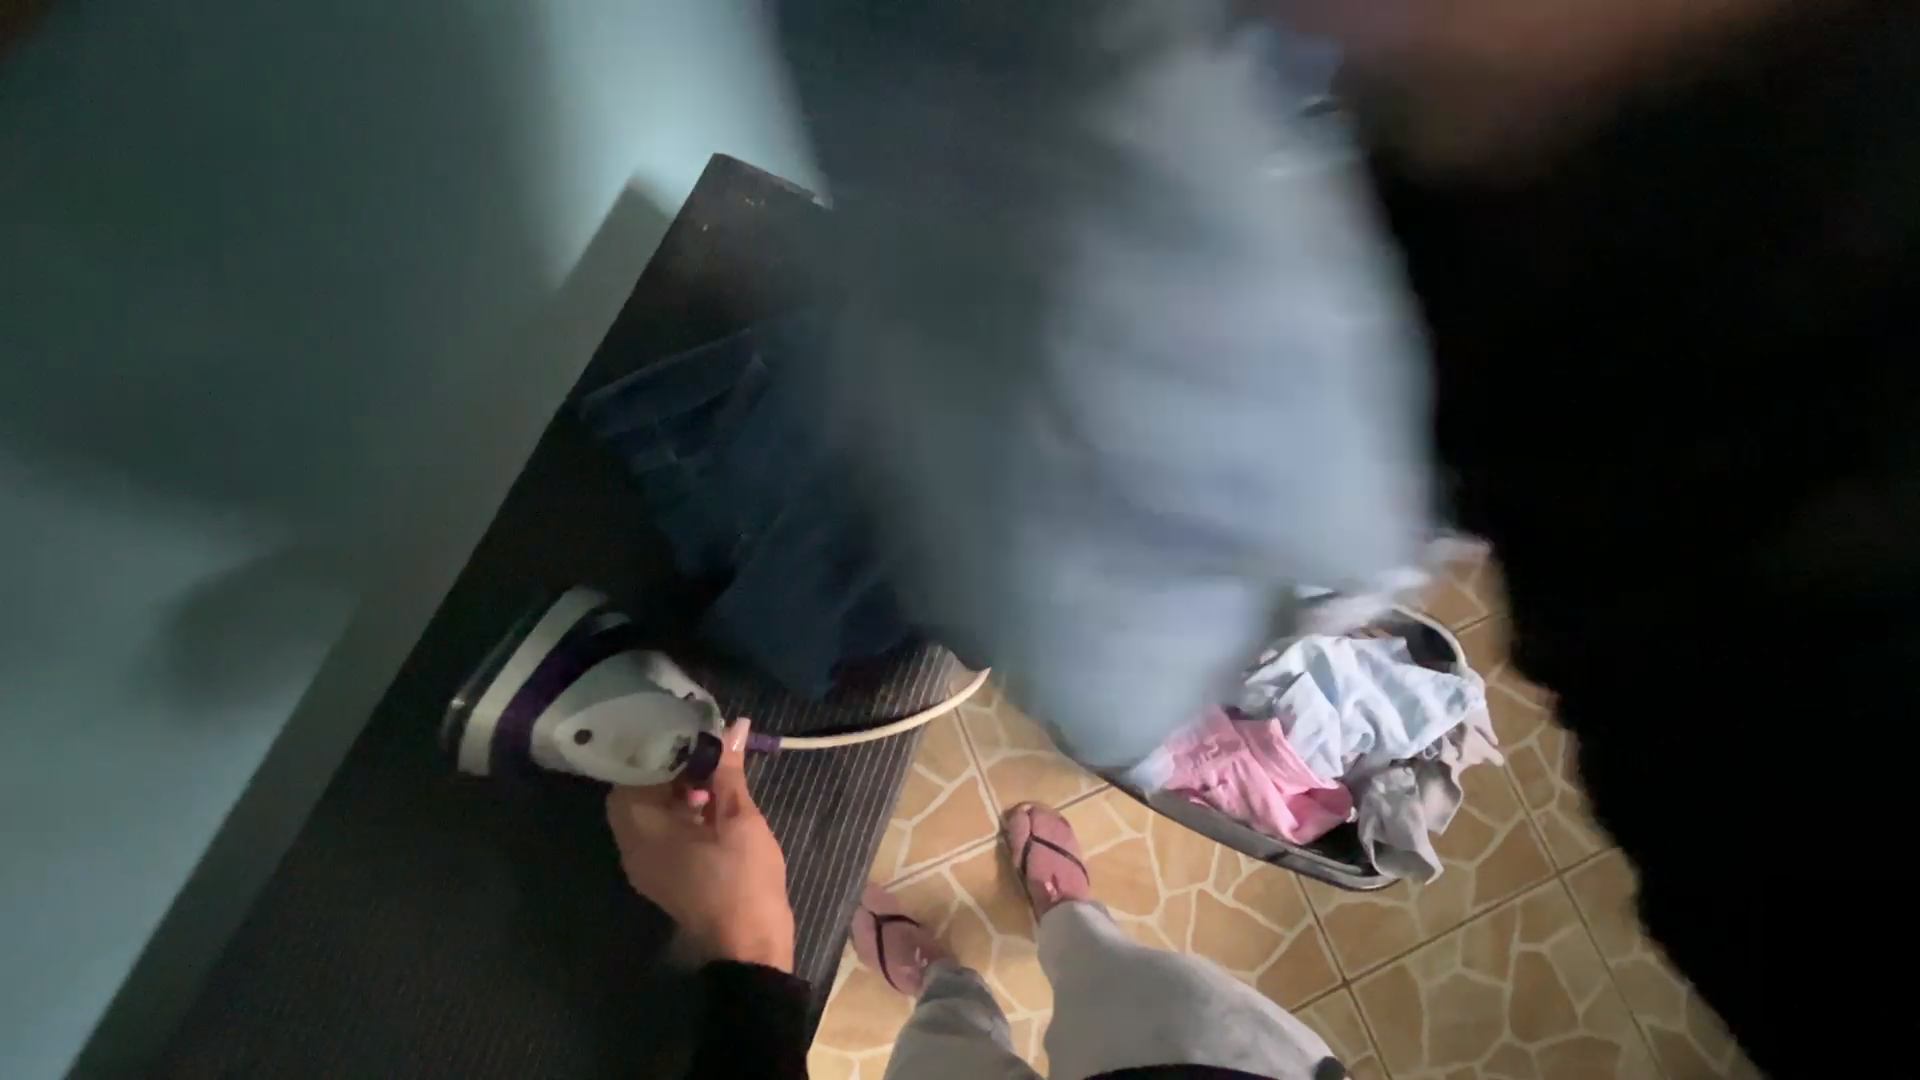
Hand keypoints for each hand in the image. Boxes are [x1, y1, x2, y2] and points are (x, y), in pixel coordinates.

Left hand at [606, 718, 795, 971]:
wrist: (750, 943)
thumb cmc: (743, 876)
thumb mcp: (739, 817)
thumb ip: (728, 770)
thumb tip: (732, 726)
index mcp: (644, 830)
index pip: (629, 775)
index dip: (654, 748)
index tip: (681, 725)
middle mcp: (633, 847)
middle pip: (634, 792)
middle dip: (665, 766)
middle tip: (699, 745)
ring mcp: (645, 865)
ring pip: (647, 812)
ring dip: (672, 787)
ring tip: (710, 767)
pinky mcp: (662, 874)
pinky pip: (658, 831)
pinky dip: (677, 810)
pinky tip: (710, 799)